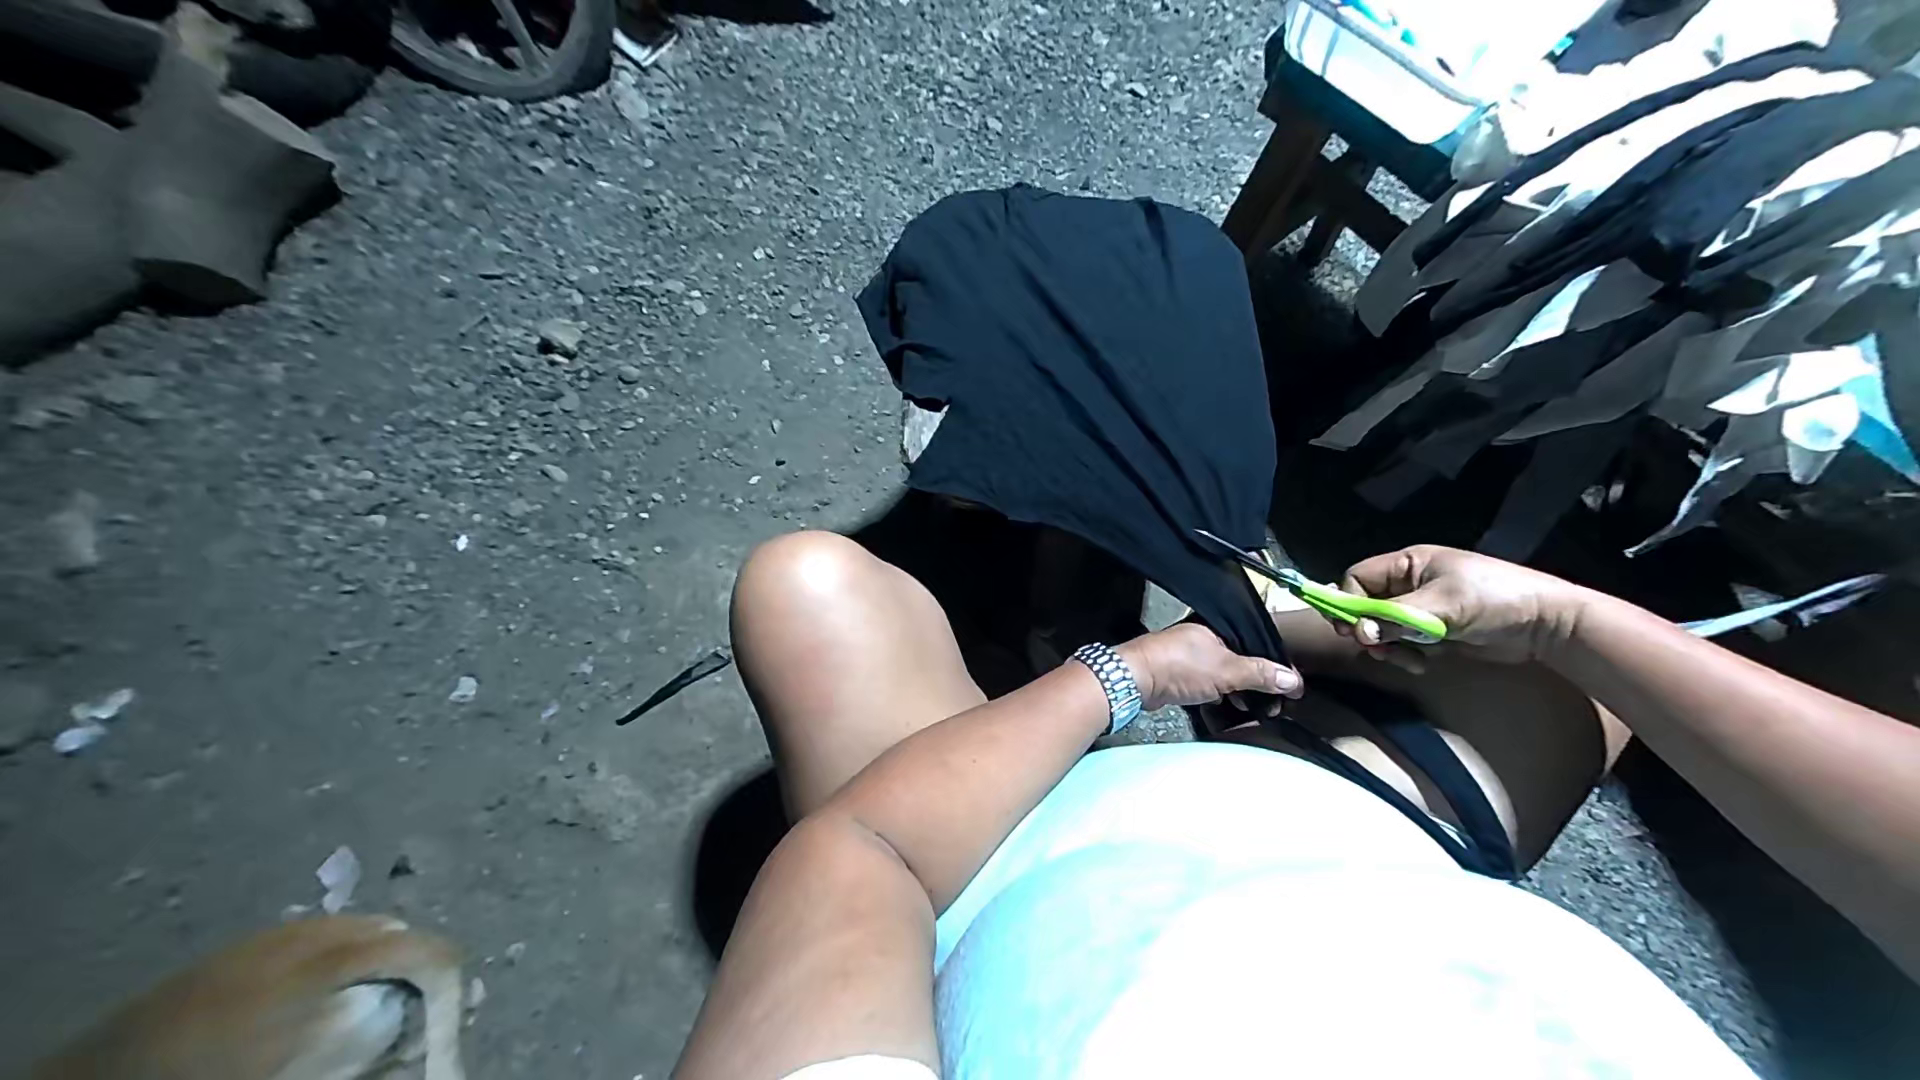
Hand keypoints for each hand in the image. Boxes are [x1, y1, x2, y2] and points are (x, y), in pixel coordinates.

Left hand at [1115, 623, 1301, 713]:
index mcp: (1214, 627)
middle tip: (1274, 702)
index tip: (1289, 685)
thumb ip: (1259, 674)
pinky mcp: (1177, 673)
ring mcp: (1187, 655)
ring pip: (1222, 672)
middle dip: (1257, 680)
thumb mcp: (1226, 671)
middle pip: (1239, 658)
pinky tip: (1228, 707)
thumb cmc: (1179, 666)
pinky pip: (1207, 682)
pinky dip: (1219, 694)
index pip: (1254, 642)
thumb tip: (1292, 680)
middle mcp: (1201, 637)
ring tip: (1256, 707)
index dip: (1273, 664)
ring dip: (1239, 690)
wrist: (1135, 680)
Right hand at [1339, 545, 1592, 667]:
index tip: (1353, 629)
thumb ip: (1396, 617)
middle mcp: (1408, 583)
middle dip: (1368, 629)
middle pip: (1364, 604)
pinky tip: (1423, 662)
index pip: (1356, 579)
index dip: (1349, 602)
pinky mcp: (1433, 630)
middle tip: (1377, 648)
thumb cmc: (1495, 600)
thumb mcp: (1443, 606)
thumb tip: (1358, 632)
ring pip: (1381, 627)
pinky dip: (1405, 654)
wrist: (1551, 625)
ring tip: (1406, 659)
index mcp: (1407, 564)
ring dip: (1387, 646)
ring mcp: (1420, 607)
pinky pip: (1402, 642)